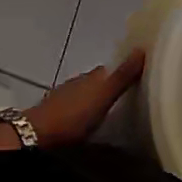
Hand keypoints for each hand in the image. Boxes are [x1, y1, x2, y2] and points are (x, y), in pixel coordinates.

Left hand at [22, 49, 145, 145]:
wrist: (40, 132)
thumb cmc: (75, 114)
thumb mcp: (103, 96)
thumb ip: (122, 76)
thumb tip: (141, 49)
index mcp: (91, 76)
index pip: (110, 68)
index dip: (122, 70)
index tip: (137, 76)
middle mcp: (78, 82)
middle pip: (98, 81)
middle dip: (111, 86)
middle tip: (129, 97)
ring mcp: (65, 97)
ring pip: (86, 93)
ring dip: (97, 99)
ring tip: (113, 111)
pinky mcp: (57, 113)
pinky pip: (77, 107)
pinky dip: (86, 110)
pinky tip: (91, 120)